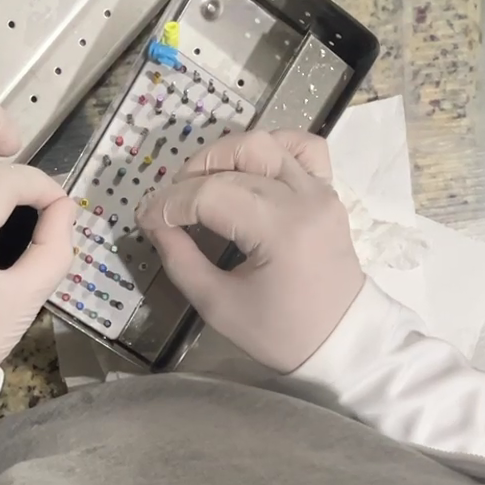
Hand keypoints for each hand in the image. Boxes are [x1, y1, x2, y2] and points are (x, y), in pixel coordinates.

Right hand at [136, 130, 365, 372]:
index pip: (211, 195)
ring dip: (223, 155)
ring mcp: (320, 190)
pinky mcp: (328, 191)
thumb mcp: (219, 307)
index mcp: (279, 230)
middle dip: (188, 180)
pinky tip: (248, 168)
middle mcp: (303, 198)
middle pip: (234, 163)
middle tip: (168, 207)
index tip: (145, 220)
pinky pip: (302, 148)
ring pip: (264, 144)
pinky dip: (270, 147)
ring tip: (200, 183)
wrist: (339, 340)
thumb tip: (155, 223)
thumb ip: (181, 260)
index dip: (170, 204)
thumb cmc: (279, 333)